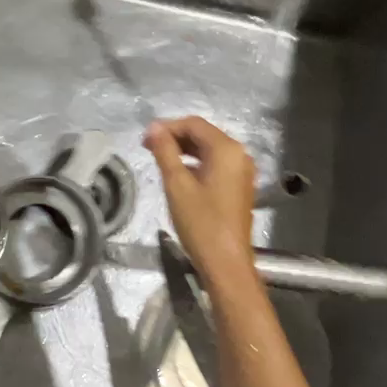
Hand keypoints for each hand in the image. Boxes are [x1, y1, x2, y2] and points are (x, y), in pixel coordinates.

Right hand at [144, 116, 256, 280]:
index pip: (194, 124)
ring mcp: (242, 171)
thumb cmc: (200, 222)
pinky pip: (216, 164)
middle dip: (175, 137)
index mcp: (226, 149)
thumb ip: (165, 151)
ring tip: (159, 160)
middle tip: (148, 148)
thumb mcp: (177, 185)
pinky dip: (196, 164)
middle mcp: (239, 154)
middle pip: (203, 134)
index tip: (145, 139)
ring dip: (184, 150)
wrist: (226, 262)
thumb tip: (154, 127)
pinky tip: (179, 174)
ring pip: (209, 150)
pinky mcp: (239, 186)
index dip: (167, 127)